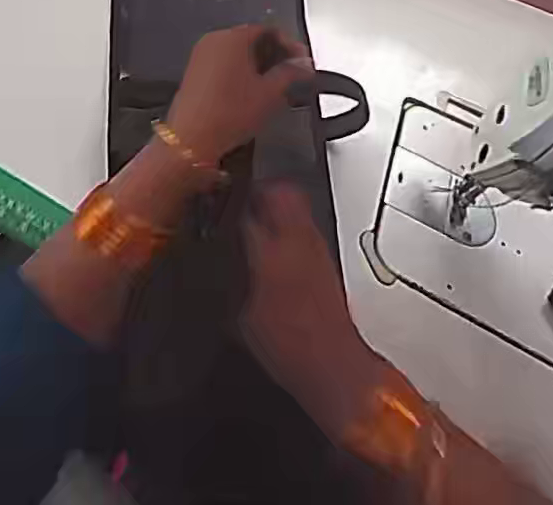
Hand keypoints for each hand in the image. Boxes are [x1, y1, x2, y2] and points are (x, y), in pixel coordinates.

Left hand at [164, 24, 312, 162]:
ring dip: (259, 64)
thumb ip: (290, 73)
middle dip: (275, 54)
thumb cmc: (228, 113)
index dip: (290, 44)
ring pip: (238, 52)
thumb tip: (303, 65)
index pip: (268, 29)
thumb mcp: (269, 93)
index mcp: (232, 37)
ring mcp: (201, 55)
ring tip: (276, 85)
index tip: (302, 61)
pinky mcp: (195, 72)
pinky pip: (224, 63)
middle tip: (292, 72)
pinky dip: (241, 71)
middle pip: (252, 38)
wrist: (192, 139)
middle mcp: (214, 40)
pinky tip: (253, 91)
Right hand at [242, 182, 383, 437]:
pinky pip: (305, 221)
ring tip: (260, 211)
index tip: (220, 205)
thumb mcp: (241, 313)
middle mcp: (295, 242)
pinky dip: (290, 219)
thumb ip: (233, 275)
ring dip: (277, 199)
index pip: (245, 210)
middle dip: (259, 189)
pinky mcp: (325, 253)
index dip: (229, 204)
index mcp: (268, 255)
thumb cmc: (287, 347)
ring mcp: (314, 245)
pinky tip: (278, 239)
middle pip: (279, 191)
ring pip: (296, 200)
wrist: (332, 363)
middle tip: (244, 196)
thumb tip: (224, 257)